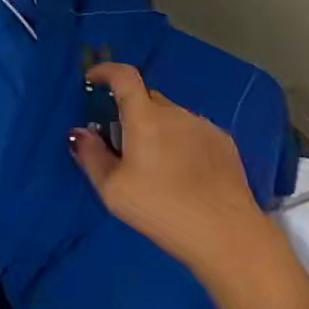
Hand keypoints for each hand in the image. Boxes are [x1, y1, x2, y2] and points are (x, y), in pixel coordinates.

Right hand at [69, 62, 263, 268]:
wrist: (228, 237)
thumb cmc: (163, 208)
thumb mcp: (113, 189)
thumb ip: (91, 155)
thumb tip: (79, 132)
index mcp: (145, 116)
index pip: (123, 75)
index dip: (106, 71)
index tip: (93, 79)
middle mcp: (176, 112)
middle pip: (147, 98)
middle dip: (131, 111)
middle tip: (124, 143)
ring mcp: (204, 127)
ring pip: (171, 116)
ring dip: (158, 127)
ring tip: (157, 164)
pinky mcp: (225, 144)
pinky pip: (194, 131)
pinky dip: (181, 141)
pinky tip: (185, 172)